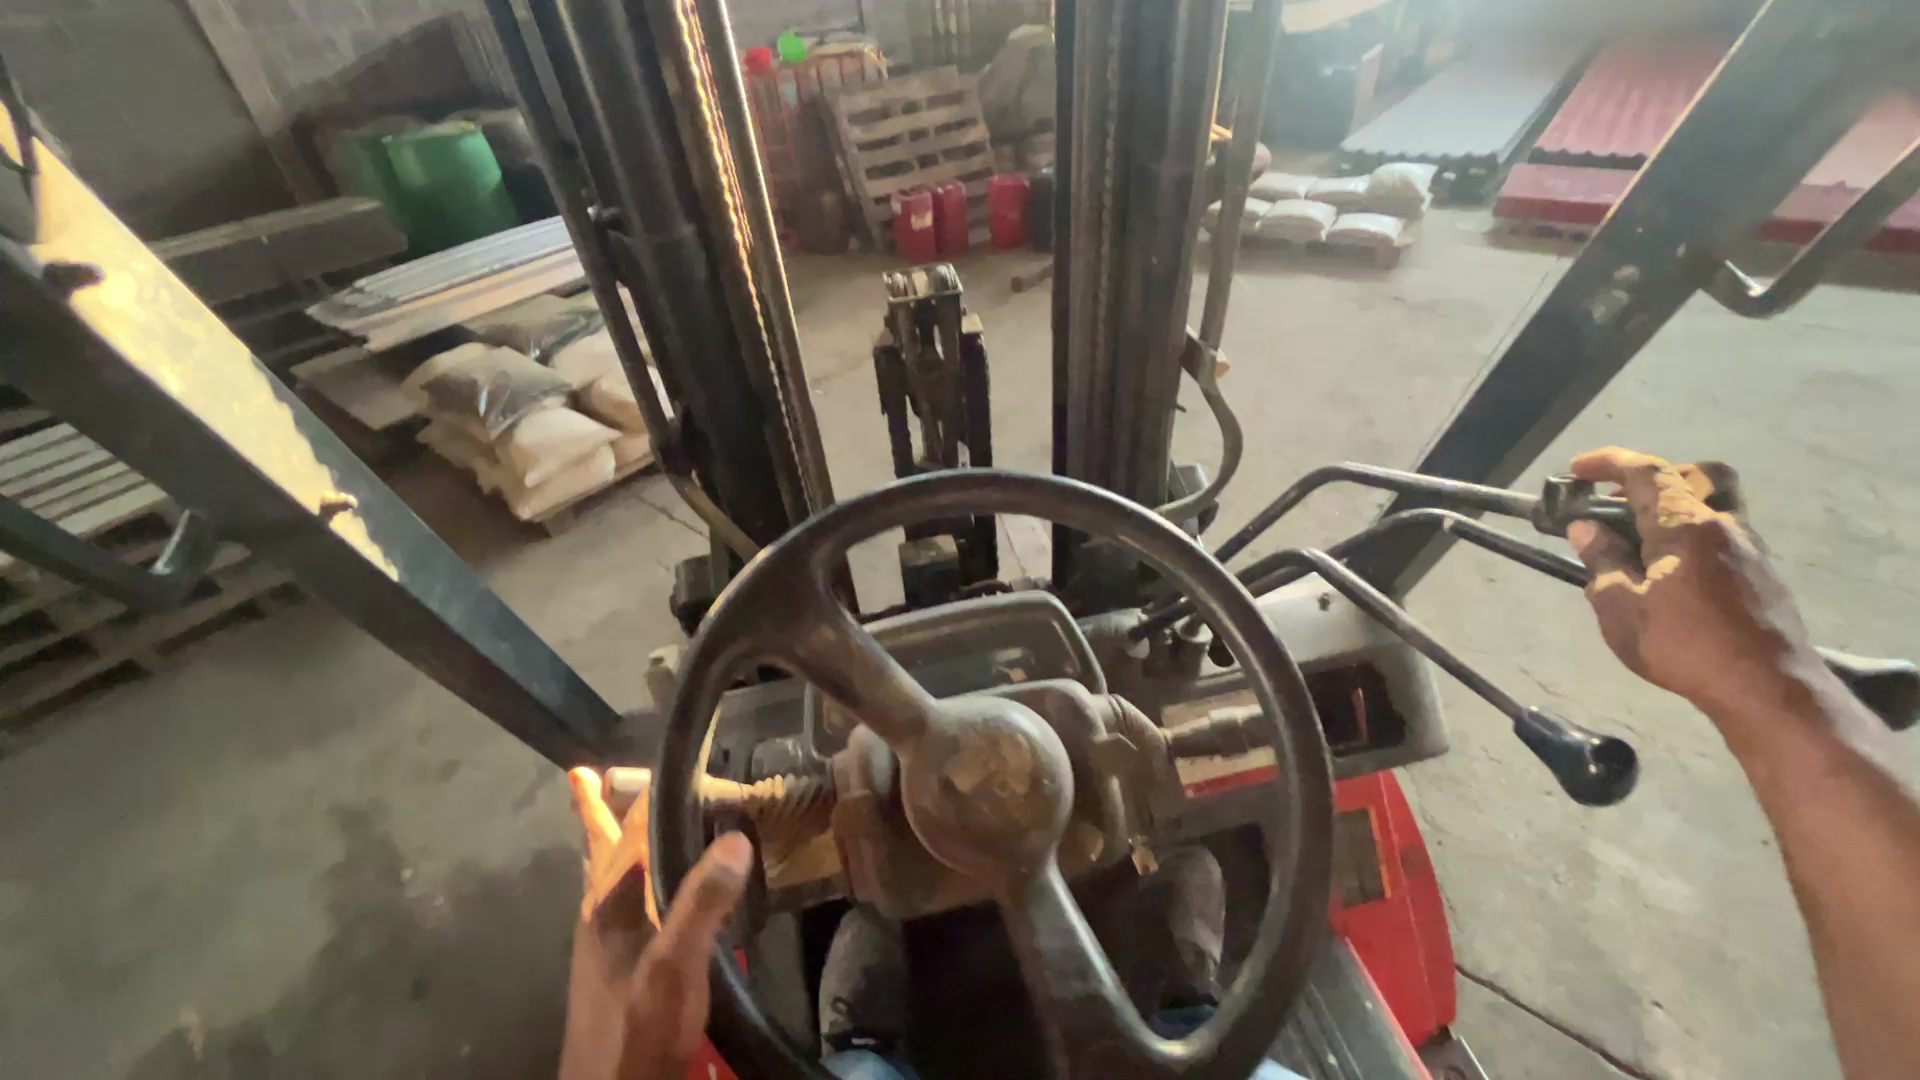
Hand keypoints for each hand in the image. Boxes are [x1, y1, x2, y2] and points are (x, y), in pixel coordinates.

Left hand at [559, 766, 753, 1079]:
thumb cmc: (638, 1031)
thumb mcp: (674, 967)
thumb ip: (701, 904)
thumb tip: (736, 838)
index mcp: (610, 903)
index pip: (632, 829)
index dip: (655, 796)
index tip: (682, 765)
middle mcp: (603, 912)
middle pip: (606, 844)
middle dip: (602, 808)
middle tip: (590, 776)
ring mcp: (608, 938)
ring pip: (608, 870)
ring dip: (604, 835)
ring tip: (591, 802)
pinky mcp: (623, 960)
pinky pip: (625, 898)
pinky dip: (629, 873)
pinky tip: (643, 879)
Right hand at [1564, 447, 1825, 720]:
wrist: (1766, 687)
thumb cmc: (1682, 643)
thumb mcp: (1619, 605)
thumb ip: (1602, 560)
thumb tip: (1584, 529)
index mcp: (1685, 527)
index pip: (1647, 473)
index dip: (1608, 462)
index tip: (1576, 469)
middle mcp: (1724, 526)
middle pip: (1700, 475)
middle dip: (1655, 476)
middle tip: (1618, 499)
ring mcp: (1748, 549)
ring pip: (1713, 504)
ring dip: (1671, 508)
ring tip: (1632, 540)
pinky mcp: (1758, 573)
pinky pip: (1720, 533)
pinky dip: (1687, 534)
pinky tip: (1662, 569)